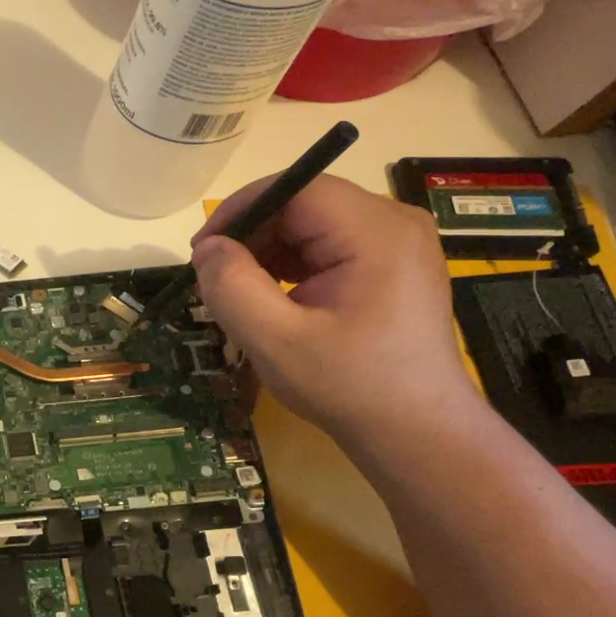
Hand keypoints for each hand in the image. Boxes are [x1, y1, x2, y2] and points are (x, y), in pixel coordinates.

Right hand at [189, 174, 479, 446]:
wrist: (413, 428)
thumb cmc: (347, 385)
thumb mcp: (275, 340)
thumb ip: (233, 287)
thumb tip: (207, 249)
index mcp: (375, 233)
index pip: (299, 188)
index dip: (243, 209)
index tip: (202, 251)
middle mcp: (394, 224)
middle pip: (306, 204)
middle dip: (252, 234)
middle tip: (214, 279)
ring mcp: (396, 245)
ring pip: (313, 226)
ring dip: (268, 252)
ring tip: (239, 295)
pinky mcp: (390, 267)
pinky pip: (328, 248)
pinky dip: (291, 266)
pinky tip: (272, 301)